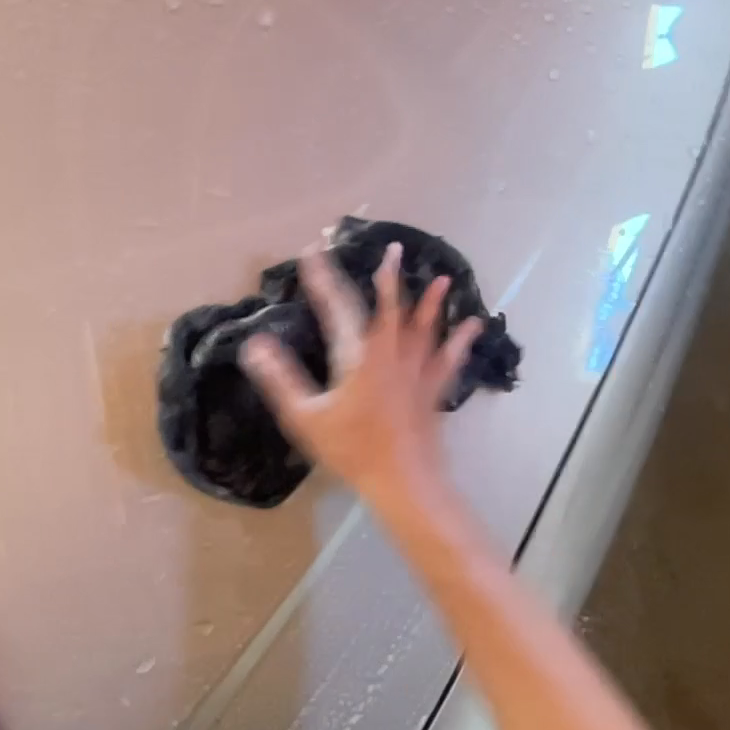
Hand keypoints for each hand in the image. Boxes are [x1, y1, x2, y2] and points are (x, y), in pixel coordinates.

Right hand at [241, 241, 481, 509]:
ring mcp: (417, 372)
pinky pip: (449, 359)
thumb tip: (254, 345)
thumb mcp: (306, 417)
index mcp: (358, 357)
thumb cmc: (352, 450)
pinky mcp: (434, 390)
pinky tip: (474, 325)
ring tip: (442, 277)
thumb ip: (281, 379)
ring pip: (426, 329)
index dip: (324, 278)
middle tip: (392, 248)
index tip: (313, 250)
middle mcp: (392, 355)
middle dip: (388, 276)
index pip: (338, 307)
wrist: (403, 481)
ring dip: (432, 302)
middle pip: (390, 308)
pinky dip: (461, 340)